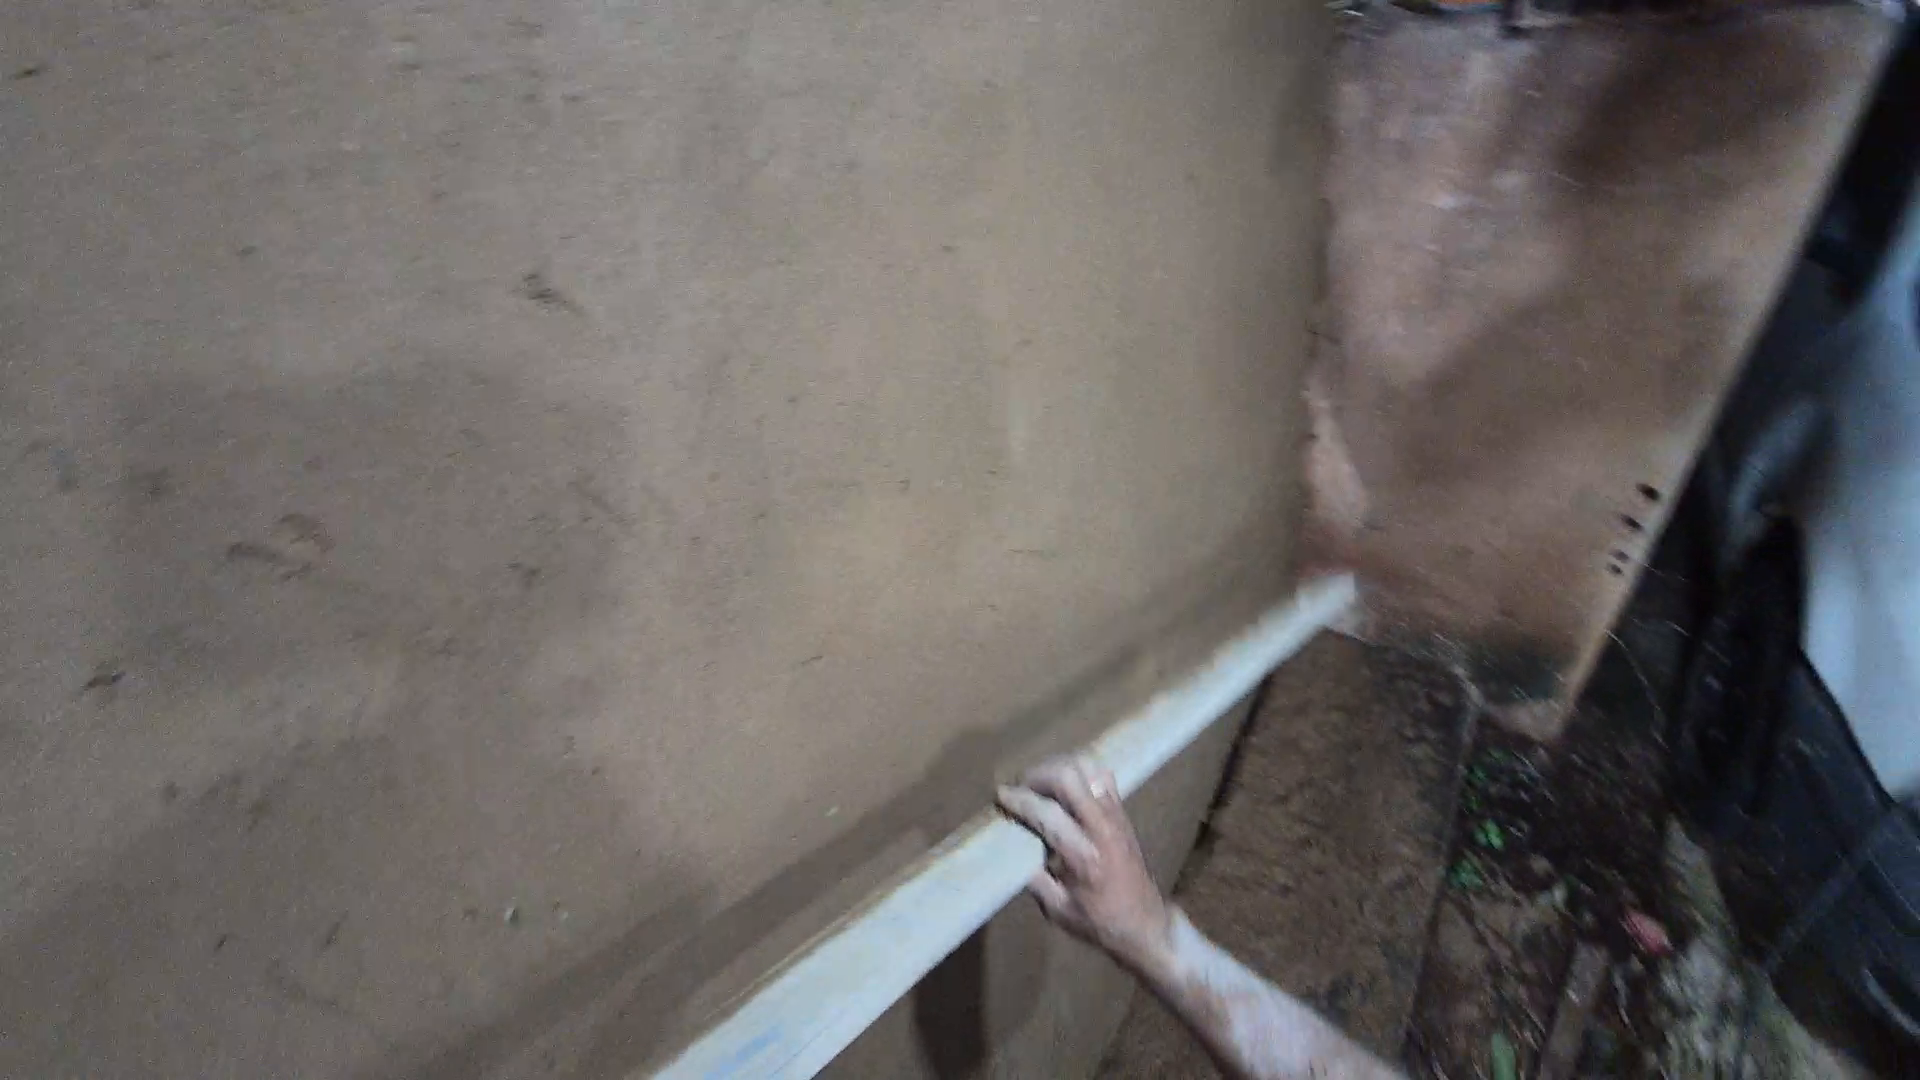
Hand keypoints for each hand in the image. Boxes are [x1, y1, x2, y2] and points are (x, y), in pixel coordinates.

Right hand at [996, 756, 1174, 976]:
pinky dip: (1078, 771)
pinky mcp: (1122, 810)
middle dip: (1037, 775)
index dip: (1020, 800)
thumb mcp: (1058, 910)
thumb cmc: (1100, 922)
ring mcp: (1115, 814)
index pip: (1047, 813)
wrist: (1147, 924)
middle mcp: (1101, 828)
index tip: (1000, 795)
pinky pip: (1100, 774)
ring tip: (1040, 783)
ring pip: (1086, 768)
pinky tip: (1065, 786)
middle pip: (1068, 777)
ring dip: (1057, 768)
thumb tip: (1011, 848)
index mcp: (1084, 856)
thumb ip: (1034, 878)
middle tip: (1020, 787)